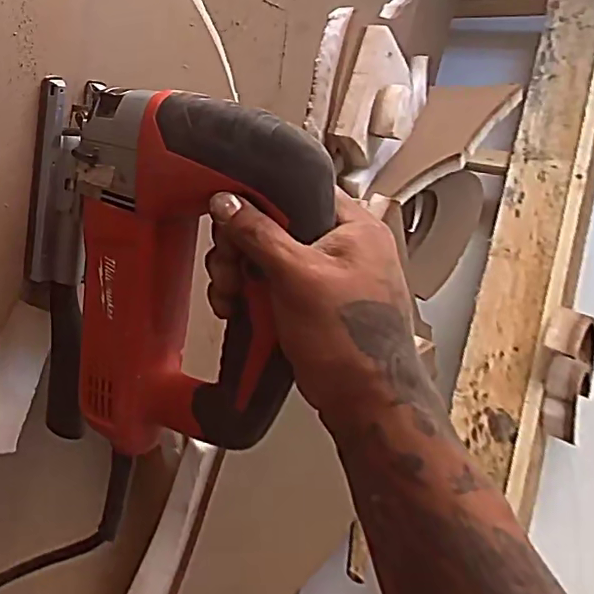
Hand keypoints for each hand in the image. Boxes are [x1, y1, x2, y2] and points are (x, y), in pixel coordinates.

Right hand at [206, 188, 418, 419]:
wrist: (367, 405)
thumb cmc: (354, 342)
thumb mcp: (296, 275)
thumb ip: (258, 232)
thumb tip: (226, 201)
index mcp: (352, 226)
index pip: (296, 188)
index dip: (258, 197)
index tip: (231, 213)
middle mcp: (336, 244)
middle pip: (267, 223)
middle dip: (238, 247)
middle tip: (231, 267)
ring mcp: (317, 272)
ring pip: (258, 253)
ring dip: (234, 273)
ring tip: (232, 295)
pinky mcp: (301, 297)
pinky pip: (260, 280)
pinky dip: (242, 292)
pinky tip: (235, 307)